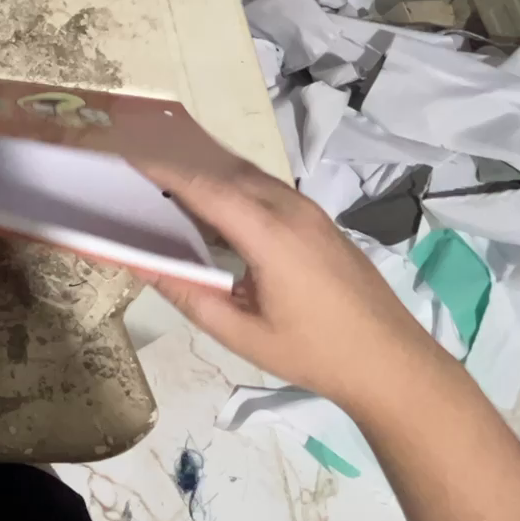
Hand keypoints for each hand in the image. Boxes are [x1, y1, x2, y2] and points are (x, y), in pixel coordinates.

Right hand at [131, 125, 455, 410]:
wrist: (397, 367)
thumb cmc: (314, 353)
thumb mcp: (239, 332)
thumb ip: (186, 292)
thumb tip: (139, 261)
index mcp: (269, 233)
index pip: (202, 186)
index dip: (159, 167)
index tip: (122, 153)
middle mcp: (289, 208)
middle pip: (220, 168)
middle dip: (174, 159)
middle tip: (132, 158)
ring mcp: (307, 209)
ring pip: (243, 173)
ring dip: (201, 168)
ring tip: (160, 172)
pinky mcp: (316, 217)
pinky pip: (261, 185)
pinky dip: (226, 180)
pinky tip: (208, 197)